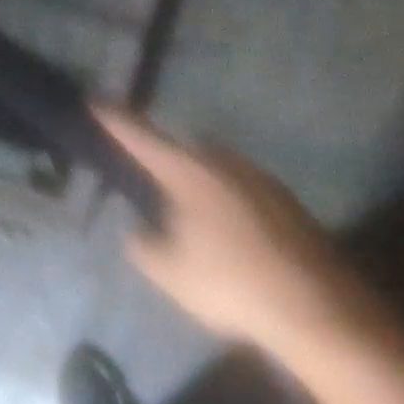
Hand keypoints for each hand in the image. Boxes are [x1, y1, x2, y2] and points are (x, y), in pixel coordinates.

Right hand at [97, 107, 377, 358]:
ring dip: (201, 188)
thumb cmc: (228, 284)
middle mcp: (229, 165)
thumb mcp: (170, 274)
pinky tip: (228, 239)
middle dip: (167, 162)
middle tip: (150, 183)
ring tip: (189, 220)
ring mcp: (264, 181)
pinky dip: (228, 207)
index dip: (117, 124)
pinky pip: (245, 194)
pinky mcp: (288, 205)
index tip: (95, 102)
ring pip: (220, 173)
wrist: (308, 301)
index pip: (145, 141)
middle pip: (189, 153)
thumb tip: (138, 231)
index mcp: (193, 174)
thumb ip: (144, 248)